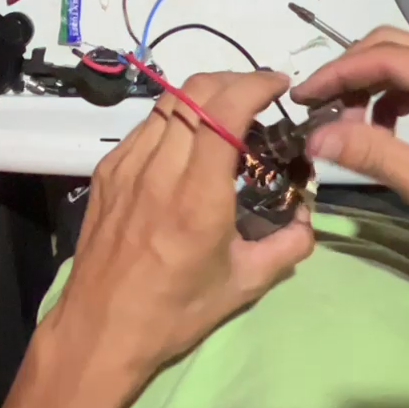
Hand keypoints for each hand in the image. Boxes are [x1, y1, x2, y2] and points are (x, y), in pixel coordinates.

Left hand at [45, 71, 316, 386]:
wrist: (99, 328)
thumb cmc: (174, 312)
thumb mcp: (244, 285)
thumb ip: (289, 246)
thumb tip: (309, 216)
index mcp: (197, 196)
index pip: (224, 111)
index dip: (254, 84)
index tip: (278, 85)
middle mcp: (159, 170)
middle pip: (194, 91)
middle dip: (234, 79)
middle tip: (259, 94)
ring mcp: (126, 166)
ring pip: (168, 102)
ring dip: (204, 95)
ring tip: (227, 113)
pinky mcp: (107, 170)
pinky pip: (146, 126)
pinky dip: (175, 117)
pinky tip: (189, 140)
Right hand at [290, 28, 408, 283]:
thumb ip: (375, 155)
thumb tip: (315, 135)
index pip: (386, 57)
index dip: (337, 73)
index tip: (301, 99)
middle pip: (393, 46)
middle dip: (348, 72)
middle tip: (314, 107)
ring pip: (405, 62)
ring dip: (367, 85)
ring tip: (342, 124)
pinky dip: (389, 99)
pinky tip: (378, 130)